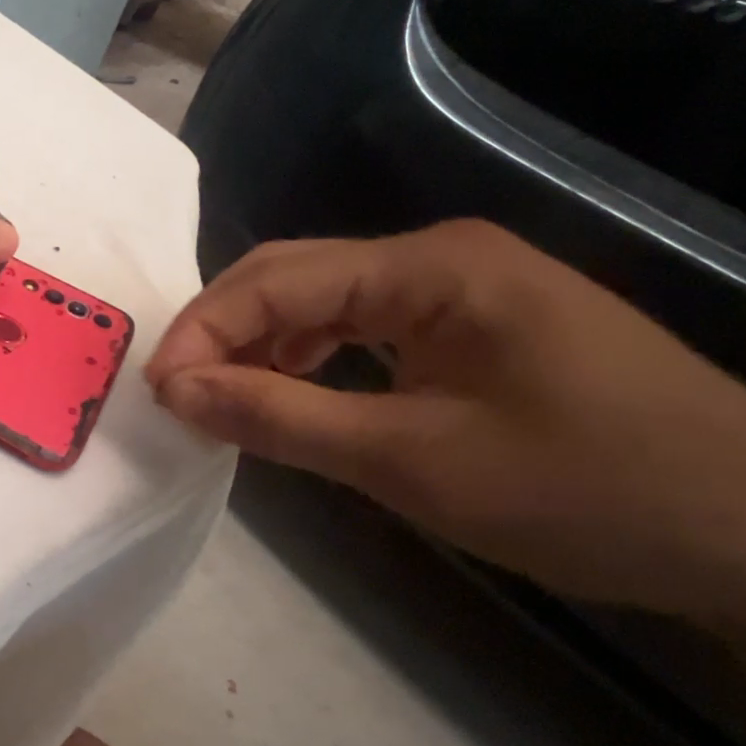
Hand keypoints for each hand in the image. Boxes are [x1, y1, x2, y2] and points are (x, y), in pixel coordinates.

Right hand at [147, 219, 745, 620]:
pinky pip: (363, 321)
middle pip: (293, 274)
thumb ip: (281, 417)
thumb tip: (175, 393)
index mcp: (429, 266)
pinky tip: (291, 385)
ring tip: (219, 391)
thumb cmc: (588, 490)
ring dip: (261, 340)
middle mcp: (437, 255)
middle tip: (176, 390)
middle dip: (223, 329)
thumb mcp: (413, 462)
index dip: (203, 330)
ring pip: (322, 297)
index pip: (277, 280)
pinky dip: (310, 352)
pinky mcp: (475, 320)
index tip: (157, 391)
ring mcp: (460, 284)